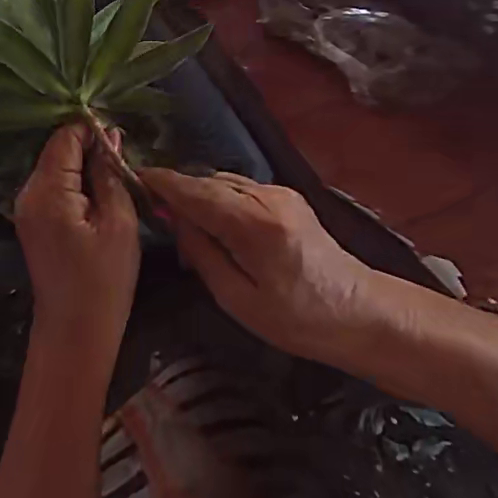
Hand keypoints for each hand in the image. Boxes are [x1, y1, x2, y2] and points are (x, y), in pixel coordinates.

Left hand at [14, 123, 140, 354]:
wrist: (74, 331)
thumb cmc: (104, 280)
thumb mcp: (118, 223)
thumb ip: (110, 175)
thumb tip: (109, 138)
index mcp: (46, 190)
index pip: (64, 139)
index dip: (91, 129)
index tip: (121, 134)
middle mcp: (27, 192)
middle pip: (56, 152)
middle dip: (88, 147)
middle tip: (125, 157)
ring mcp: (25, 208)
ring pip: (55, 169)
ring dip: (83, 166)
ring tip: (117, 176)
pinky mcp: (31, 221)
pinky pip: (52, 188)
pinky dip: (74, 184)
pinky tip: (98, 195)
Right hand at [138, 169, 377, 360]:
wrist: (365, 314)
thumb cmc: (299, 319)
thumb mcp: (237, 298)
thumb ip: (202, 253)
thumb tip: (174, 218)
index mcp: (254, 225)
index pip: (194, 191)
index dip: (160, 182)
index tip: (131, 178)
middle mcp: (267, 197)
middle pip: (205, 182)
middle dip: (176, 193)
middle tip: (157, 219)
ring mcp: (279, 193)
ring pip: (220, 182)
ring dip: (197, 197)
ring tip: (187, 230)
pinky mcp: (285, 196)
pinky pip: (237, 189)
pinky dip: (216, 200)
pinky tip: (215, 227)